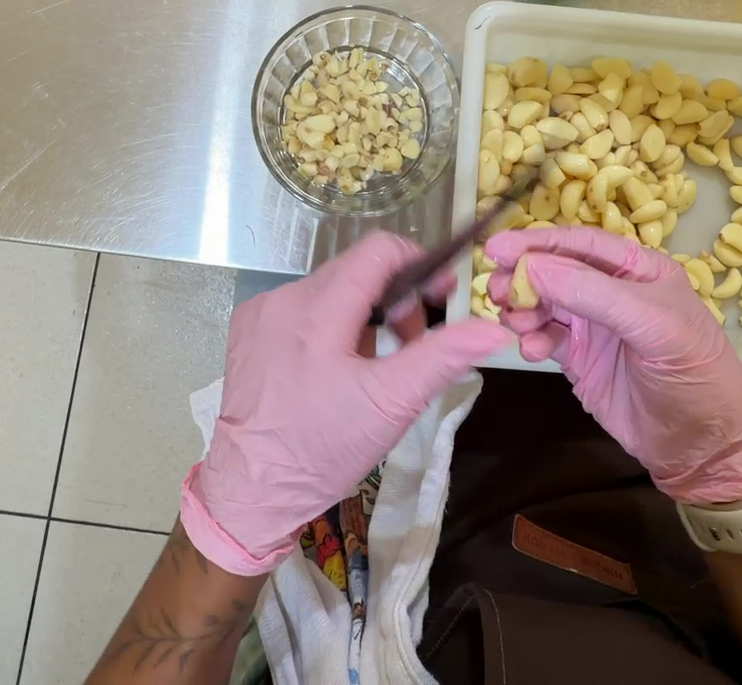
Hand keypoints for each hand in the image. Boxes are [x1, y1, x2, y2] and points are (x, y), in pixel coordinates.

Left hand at [180, 232, 512, 575]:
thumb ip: (442, 358)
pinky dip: (327, 323)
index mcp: (319, 309)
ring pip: (330, 287)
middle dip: (393, 298)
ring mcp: (260, 310)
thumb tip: (495, 330)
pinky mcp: (246, 327)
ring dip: (361, 312)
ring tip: (370, 362)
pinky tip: (329, 366)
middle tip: (409, 344)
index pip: (379, 250)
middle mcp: (285, 297)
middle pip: (356, 269)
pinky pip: (302, 305)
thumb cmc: (324, 449)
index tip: (437, 299)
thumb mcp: (391, 405)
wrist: (250, 491)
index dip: (417, 264)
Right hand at [484, 227, 741, 505]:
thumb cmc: (692, 376)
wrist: (702, 450)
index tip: (497, 248)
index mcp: (636, 270)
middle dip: (523, 276)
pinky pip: (543, 337)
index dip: (539, 242)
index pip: (581, 244)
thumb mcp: (651, 325)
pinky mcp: (577, 358)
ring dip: (522, 308)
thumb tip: (529, 267)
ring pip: (543, 302)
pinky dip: (530, 340)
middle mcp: (610, 290)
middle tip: (497, 289)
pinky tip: (530, 352)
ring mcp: (592, 325)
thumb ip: (590, 292)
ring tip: (514, 322)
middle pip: (554, 270)